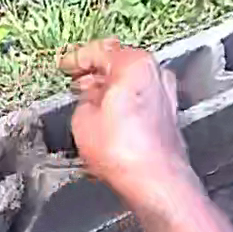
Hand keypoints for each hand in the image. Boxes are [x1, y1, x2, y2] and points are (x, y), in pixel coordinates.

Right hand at [58, 39, 196, 207]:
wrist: (153, 179)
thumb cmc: (122, 150)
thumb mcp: (82, 121)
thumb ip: (83, 102)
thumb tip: (87, 102)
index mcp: (134, 64)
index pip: (100, 51)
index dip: (77, 58)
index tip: (65, 65)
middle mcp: (155, 74)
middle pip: (120, 64)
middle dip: (95, 73)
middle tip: (75, 81)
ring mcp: (165, 94)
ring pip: (131, 83)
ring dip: (109, 89)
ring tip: (88, 101)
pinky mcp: (167, 115)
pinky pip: (139, 100)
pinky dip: (123, 103)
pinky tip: (108, 117)